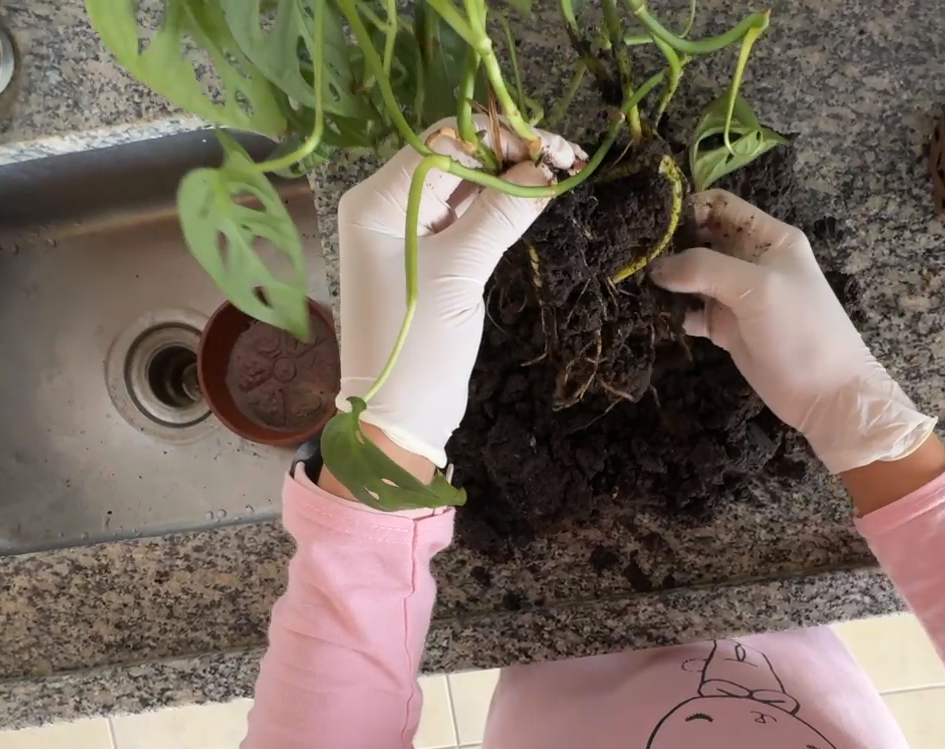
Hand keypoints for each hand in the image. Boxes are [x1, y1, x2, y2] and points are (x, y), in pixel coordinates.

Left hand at [337, 121, 582, 468]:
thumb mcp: (460, 273)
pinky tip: (532, 201)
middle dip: (509, 157)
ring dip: (508, 182)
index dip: (500, 140)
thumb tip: (543, 170)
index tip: (553, 148)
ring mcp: (407, 234)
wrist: (403, 412)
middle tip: (566, 159)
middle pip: (453, 162)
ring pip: (463, 190)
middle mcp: (386, 207)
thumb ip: (500, 215)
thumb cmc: (421, 343)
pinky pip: (464, 220)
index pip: (443, 145)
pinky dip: (497, 211)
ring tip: (559, 175)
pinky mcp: (429, 259)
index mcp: (377, 201)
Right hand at [651, 190, 936, 474]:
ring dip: (669, 281)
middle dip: (671, 245)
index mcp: (768, 239)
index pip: (721, 207)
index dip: (688, 208)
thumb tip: (656, 267)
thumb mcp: (756, 287)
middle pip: (702, 240)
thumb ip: (705, 268)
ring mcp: (737, 297)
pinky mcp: (726, 328)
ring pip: (694, 277)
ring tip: (635, 284)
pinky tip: (653, 315)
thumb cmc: (799, 330)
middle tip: (634, 255)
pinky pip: (694, 312)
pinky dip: (675, 312)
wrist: (823, 394)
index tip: (651, 222)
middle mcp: (751, 261)